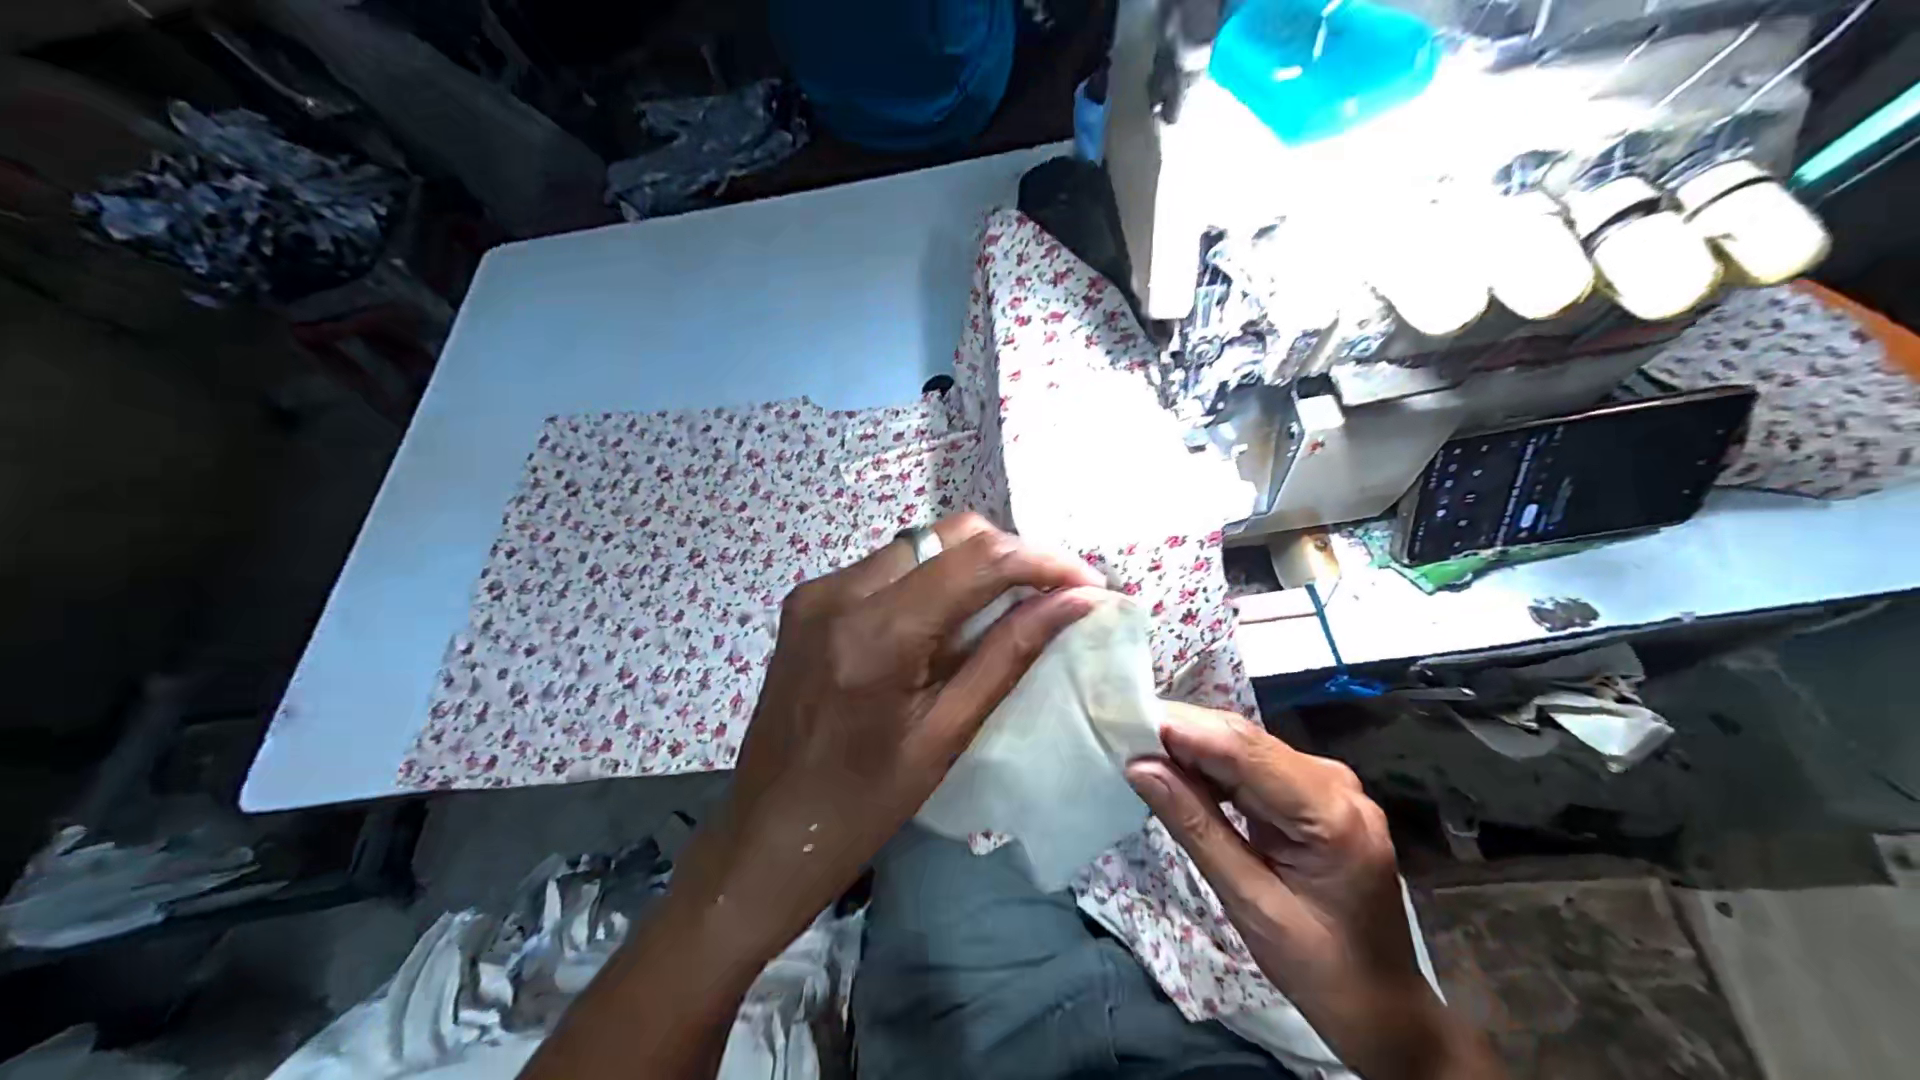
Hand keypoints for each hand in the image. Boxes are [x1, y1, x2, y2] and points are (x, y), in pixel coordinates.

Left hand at [525, 515, 1104, 1079]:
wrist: (765, 836)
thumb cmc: (863, 807)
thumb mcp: (947, 734)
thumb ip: (1011, 654)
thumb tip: (1076, 601)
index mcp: (875, 633)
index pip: (977, 558)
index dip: (1043, 561)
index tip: (1088, 585)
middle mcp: (839, 591)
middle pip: (948, 534)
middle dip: (1010, 556)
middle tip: (1050, 599)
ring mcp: (816, 590)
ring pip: (919, 543)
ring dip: (970, 566)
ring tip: (1006, 612)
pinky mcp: (807, 600)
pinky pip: (887, 566)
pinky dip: (929, 580)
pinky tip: (946, 624)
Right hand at [1125, 709, 1503, 1079]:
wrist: (1382, 1006)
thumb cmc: (1320, 970)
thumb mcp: (1250, 903)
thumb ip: (1195, 827)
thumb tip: (1140, 766)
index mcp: (1330, 812)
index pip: (1243, 749)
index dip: (1182, 729)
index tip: (1125, 723)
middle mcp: (1334, 782)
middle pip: (1243, 739)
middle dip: (1180, 732)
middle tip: (1120, 732)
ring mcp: (1327, 784)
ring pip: (1244, 746)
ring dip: (1191, 745)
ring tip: (1138, 747)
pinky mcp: (1314, 793)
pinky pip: (1253, 766)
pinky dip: (1211, 765)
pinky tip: (1177, 769)